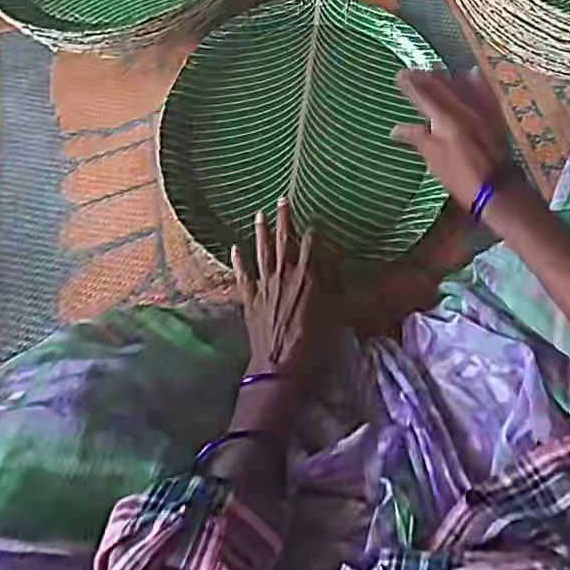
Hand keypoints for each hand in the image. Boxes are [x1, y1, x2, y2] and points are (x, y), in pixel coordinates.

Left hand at [236, 198, 323, 379]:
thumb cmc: (313, 346)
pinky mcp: (249, 300)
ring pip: (262, 253)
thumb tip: (335, 260)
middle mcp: (284, 276)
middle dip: (284, 220)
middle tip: (282, 199)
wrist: (279, 370)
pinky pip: (242, 276)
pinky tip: (235, 247)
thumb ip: (332, 284)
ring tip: (260, 213)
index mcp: (307, 278)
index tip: (313, 216)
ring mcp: (264, 287)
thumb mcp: (333, 314)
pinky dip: (238, 261)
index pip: (310, 246)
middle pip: (284, 242)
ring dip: (261, 232)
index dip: (312, 231)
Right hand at [391, 68, 511, 208]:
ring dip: (446, 76)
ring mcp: (480, 110)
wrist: (496, 188)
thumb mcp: (433, 159)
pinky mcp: (494, 116)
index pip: (423, 95)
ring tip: (434, 69)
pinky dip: (477, 81)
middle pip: (441, 86)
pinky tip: (473, 72)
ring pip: (462, 85)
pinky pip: (486, 92)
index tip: (399, 74)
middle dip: (425, 76)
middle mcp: (462, 109)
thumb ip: (417, 138)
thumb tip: (395, 129)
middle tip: (412, 70)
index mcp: (444, 119)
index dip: (410, 84)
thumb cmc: (460, 176)